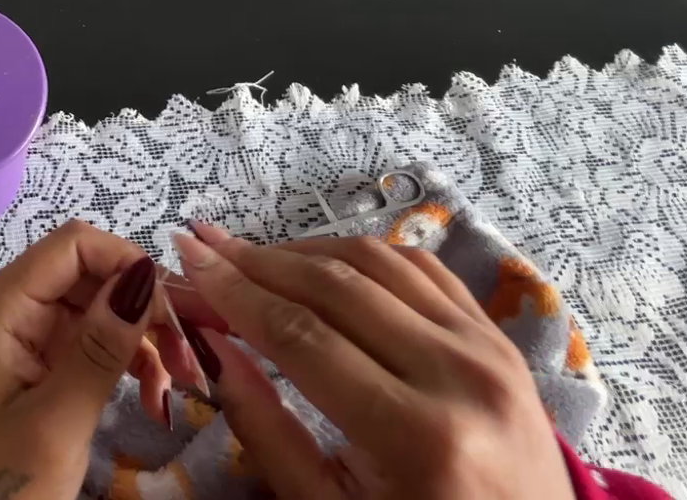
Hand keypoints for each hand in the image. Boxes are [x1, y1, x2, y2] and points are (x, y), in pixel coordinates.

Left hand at [0, 220, 165, 499]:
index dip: (127, 263)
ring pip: (105, 302)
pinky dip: (132, 359)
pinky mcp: (49, 352)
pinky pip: (100, 335)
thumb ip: (99, 350)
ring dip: (147, 336)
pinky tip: (155, 397)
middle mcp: (17, 300)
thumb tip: (143, 279)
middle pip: (94, 272)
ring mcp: (34, 326)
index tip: (173, 310)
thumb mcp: (55, 423)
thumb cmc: (1, 478)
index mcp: (4, 302)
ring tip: (182, 381)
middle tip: (191, 353)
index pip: (74, 245)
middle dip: (146, 305)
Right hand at [172, 226, 573, 499]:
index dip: (232, 289)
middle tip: (204, 247)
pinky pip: (419, 267)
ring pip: (375, 259)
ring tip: (253, 260)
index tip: (185, 255)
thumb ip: (262, 424)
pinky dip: (359, 255)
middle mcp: (461, 377)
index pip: (299, 334)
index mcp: (419, 439)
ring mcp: (491, 350)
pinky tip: (321, 266)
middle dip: (255, 261)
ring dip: (302, 250)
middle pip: (333, 284)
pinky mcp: (501, 339)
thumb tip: (206, 341)